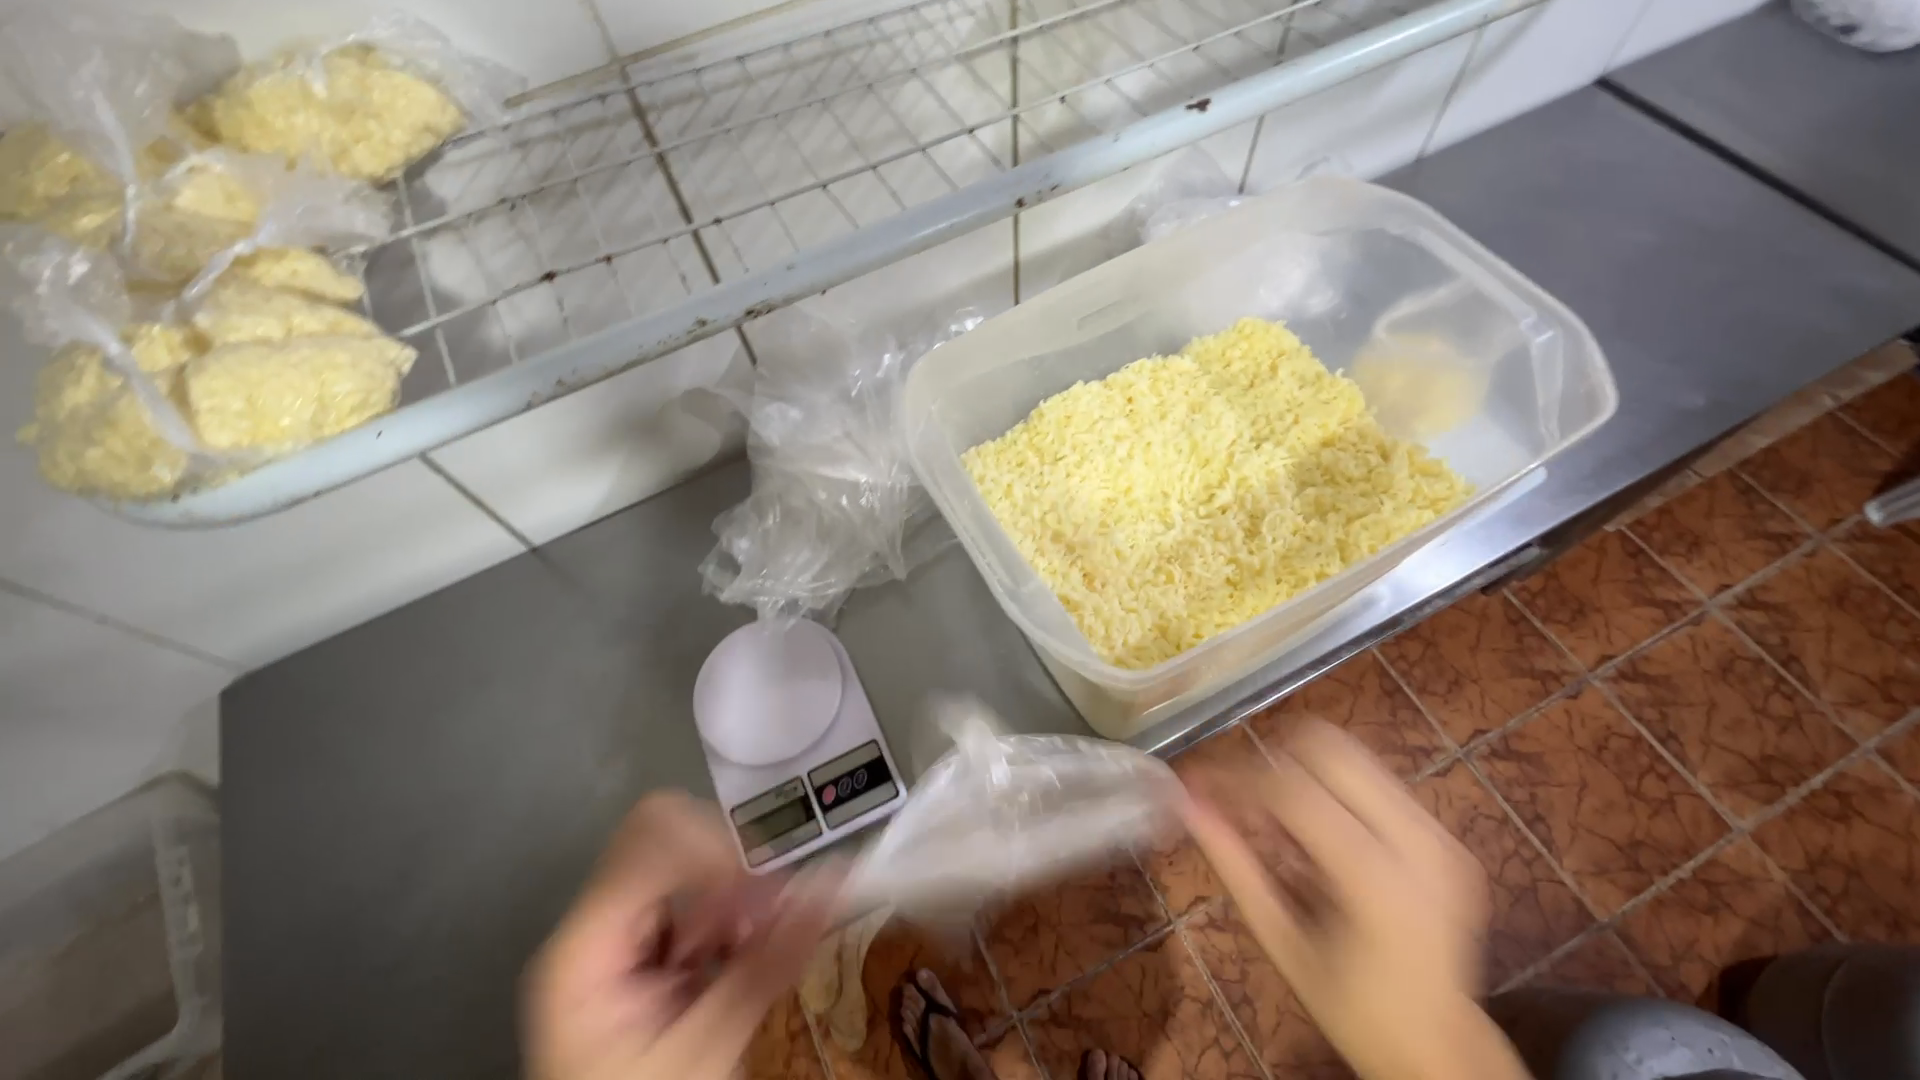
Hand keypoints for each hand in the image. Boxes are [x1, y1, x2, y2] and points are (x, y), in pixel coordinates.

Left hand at [522, 793, 838, 1079]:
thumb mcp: (705, 1048)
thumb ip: (767, 964)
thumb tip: (834, 885)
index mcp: (586, 941)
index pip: (652, 837)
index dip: (718, 847)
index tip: (772, 893)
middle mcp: (597, 919)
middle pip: (672, 837)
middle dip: (731, 872)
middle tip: (767, 922)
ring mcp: (618, 930)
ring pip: (689, 865)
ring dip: (735, 901)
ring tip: (747, 958)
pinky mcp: (642, 946)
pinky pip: (694, 898)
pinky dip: (731, 919)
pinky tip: (737, 963)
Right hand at [1181, 721, 1526, 1079]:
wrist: (1443, 1050)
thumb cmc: (1351, 1009)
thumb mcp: (1281, 941)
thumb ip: (1234, 866)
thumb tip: (1187, 804)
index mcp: (1376, 879)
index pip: (1292, 790)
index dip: (1236, 778)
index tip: (1196, 784)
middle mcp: (1419, 841)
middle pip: (1330, 749)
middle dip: (1271, 761)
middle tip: (1238, 798)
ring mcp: (1440, 834)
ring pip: (1353, 755)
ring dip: (1300, 773)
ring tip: (1274, 823)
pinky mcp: (1446, 835)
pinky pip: (1374, 781)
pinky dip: (1329, 791)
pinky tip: (1311, 836)